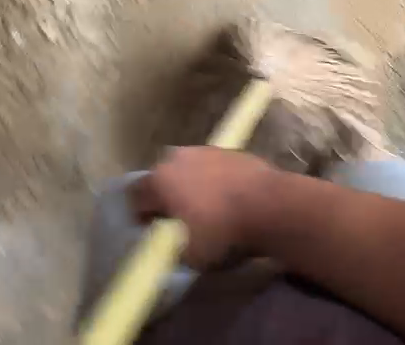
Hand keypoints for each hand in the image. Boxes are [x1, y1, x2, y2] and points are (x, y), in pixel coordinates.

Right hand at [128, 147, 278, 268]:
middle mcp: (176, 157)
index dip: (140, 213)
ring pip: (186, 167)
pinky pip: (209, 165)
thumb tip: (169, 245)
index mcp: (160, 181)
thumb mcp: (190, 256)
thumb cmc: (222, 232)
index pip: (135, 195)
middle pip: (160, 176)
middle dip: (164, 194)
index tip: (149, 228)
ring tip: (204, 206)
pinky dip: (211, 178)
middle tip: (176, 216)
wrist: (269, 205)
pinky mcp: (227, 149)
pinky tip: (225, 196)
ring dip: (189, 183)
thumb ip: (171, 248)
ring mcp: (203, 149)